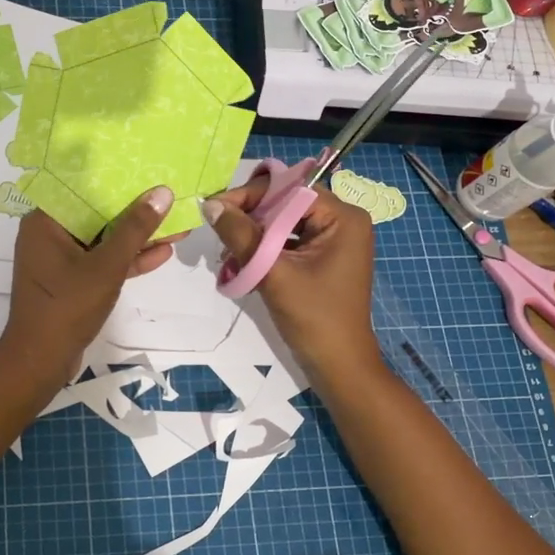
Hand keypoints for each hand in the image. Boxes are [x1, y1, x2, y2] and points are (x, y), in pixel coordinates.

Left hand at [0, 186, 175, 390]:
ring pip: (103, 238)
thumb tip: (161, 192)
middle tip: (169, 193)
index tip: (148, 166)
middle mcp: (49, 234)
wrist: (41, 362)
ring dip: (137, 236)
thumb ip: (135, 229)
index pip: (82, 186)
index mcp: (45, 221)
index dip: (117, 176)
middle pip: (96, 211)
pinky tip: (163, 252)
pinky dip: (127, 259)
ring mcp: (60, 259)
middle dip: (134, 208)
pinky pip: (101, 261)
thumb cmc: (67, 308)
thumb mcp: (106, 266)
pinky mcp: (72, 281)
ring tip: (178, 223)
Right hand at [204, 179, 377, 376]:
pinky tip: (241, 262)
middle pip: (286, 203)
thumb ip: (242, 236)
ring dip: (253, 233)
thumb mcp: (273, 273)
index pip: (291, 189)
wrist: (337, 365)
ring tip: (227, 250)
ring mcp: (333, 241)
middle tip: (218, 229)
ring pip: (283, 222)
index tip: (217, 208)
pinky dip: (263, 248)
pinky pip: (287, 240)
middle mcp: (342, 222)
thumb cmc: (313, 318)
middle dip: (251, 216)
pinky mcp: (321, 258)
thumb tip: (211, 205)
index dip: (253, 195)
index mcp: (343, 218)